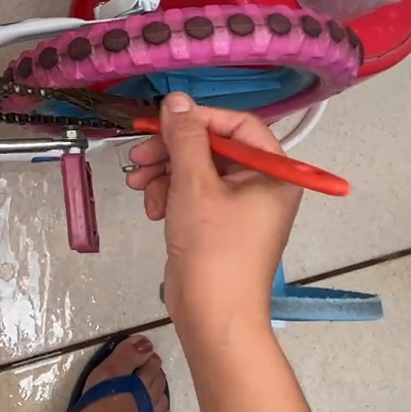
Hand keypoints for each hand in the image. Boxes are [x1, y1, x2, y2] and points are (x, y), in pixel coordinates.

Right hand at [124, 92, 301, 330]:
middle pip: (211, 147)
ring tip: (139, 187)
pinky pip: (191, 193)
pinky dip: (168, 195)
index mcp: (272, 172)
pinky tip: (154, 210)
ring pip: (195, 169)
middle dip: (171, 151)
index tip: (161, 124)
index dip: (197, 120)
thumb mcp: (194, 184)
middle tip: (138, 157)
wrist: (213, 313)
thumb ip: (185, 137)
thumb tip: (176, 99)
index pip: (237, 125)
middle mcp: (261, 184)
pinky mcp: (217, 222)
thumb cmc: (212, 246)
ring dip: (163, 173)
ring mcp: (239, 205)